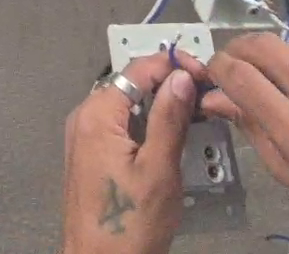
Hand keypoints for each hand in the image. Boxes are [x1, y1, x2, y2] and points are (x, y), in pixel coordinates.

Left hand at [59, 50, 207, 253]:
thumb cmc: (130, 223)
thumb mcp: (158, 170)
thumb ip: (169, 118)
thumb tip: (181, 75)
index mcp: (97, 113)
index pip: (138, 69)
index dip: (172, 64)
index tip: (205, 73)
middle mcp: (84, 115)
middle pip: (130, 83)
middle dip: (167, 82)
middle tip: (204, 93)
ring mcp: (84, 135)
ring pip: (126, 103)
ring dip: (159, 102)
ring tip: (194, 111)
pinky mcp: (89, 154)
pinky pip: (119, 123)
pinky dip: (145, 121)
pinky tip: (169, 134)